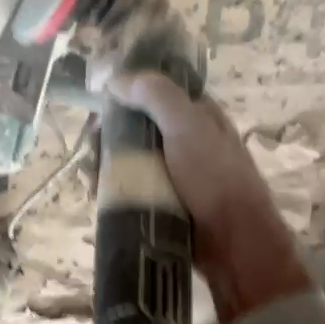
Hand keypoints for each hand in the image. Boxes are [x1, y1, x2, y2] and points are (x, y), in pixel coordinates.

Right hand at [108, 73, 309, 323]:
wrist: (234, 243)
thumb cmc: (214, 178)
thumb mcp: (188, 126)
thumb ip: (155, 95)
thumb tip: (115, 80)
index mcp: (196, 113)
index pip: (153, 91)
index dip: (124, 93)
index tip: (98, 105)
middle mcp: (183, 138)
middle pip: (134, 125)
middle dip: (107, 134)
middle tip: (91, 148)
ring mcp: (172, 171)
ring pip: (127, 156)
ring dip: (104, 162)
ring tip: (91, 177)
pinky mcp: (161, 200)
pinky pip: (129, 185)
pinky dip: (110, 186)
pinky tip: (97, 193)